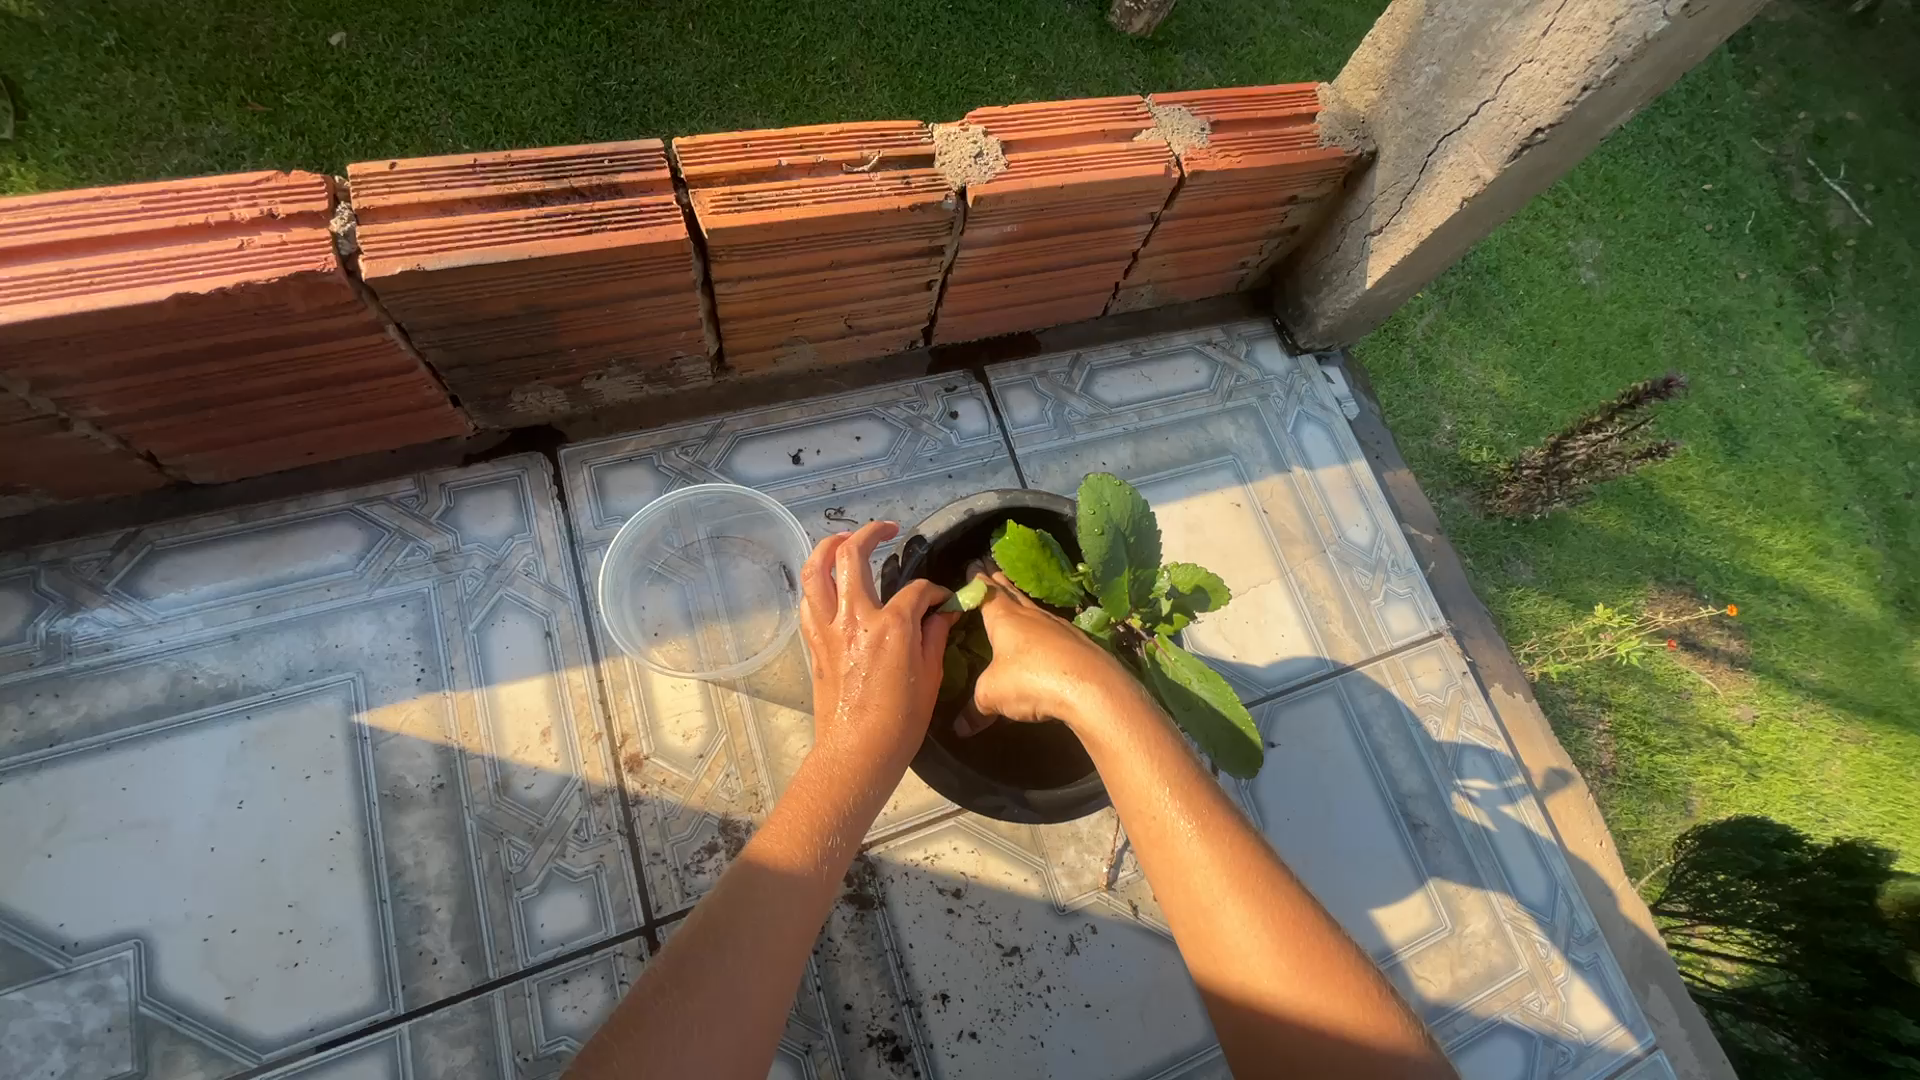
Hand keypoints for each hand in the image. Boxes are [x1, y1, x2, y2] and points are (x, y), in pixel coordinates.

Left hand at [799, 521, 958, 773]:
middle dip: (870, 533)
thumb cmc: (900, 721)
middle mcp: (854, 617)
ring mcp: (828, 628)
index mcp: (891, 626)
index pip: (916, 590)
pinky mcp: (814, 642)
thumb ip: (934, 636)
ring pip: (815, 570)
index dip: (934, 591)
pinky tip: (829, 583)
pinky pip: (808, 600)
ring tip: (844, 539)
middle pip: (851, 555)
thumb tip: (942, 614)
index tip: (942, 600)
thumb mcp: (931, 677)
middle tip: (887, 529)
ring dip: (828, 546)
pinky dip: (817, 583)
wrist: (857, 753)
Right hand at [966, 570, 1157, 736]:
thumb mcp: (993, 695)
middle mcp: (1032, 616)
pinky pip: (1053, 630)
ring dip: (1022, 602)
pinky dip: (1042, 628)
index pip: (987, 593)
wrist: (1092, 687)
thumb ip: (976, 709)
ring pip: (1034, 609)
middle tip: (991, 569)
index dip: (977, 581)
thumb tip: (960, 728)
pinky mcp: (1078, 644)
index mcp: (1006, 618)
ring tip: (1015, 600)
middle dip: (999, 582)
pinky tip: (1045, 636)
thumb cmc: (1031, 679)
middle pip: (1012, 593)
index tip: (973, 566)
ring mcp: (1058, 627)